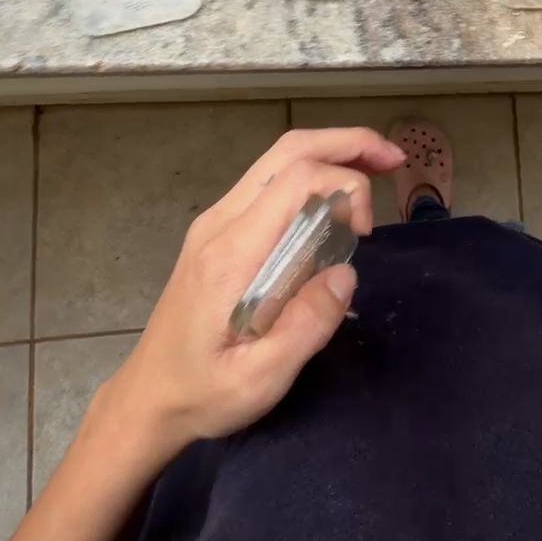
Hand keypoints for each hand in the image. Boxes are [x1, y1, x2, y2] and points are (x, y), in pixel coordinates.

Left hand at [82, 128, 405, 456]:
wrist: (147, 397)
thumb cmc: (201, 394)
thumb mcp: (259, 381)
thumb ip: (306, 328)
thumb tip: (346, 274)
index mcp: (231, 253)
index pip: (295, 181)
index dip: (345, 184)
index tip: (366, 231)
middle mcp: (221, 221)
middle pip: (288, 151)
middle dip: (348, 143)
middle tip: (394, 160)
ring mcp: (218, 220)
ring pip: (280, 158)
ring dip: (333, 151)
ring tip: (378, 166)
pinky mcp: (222, 229)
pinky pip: (273, 181)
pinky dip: (315, 171)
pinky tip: (340, 193)